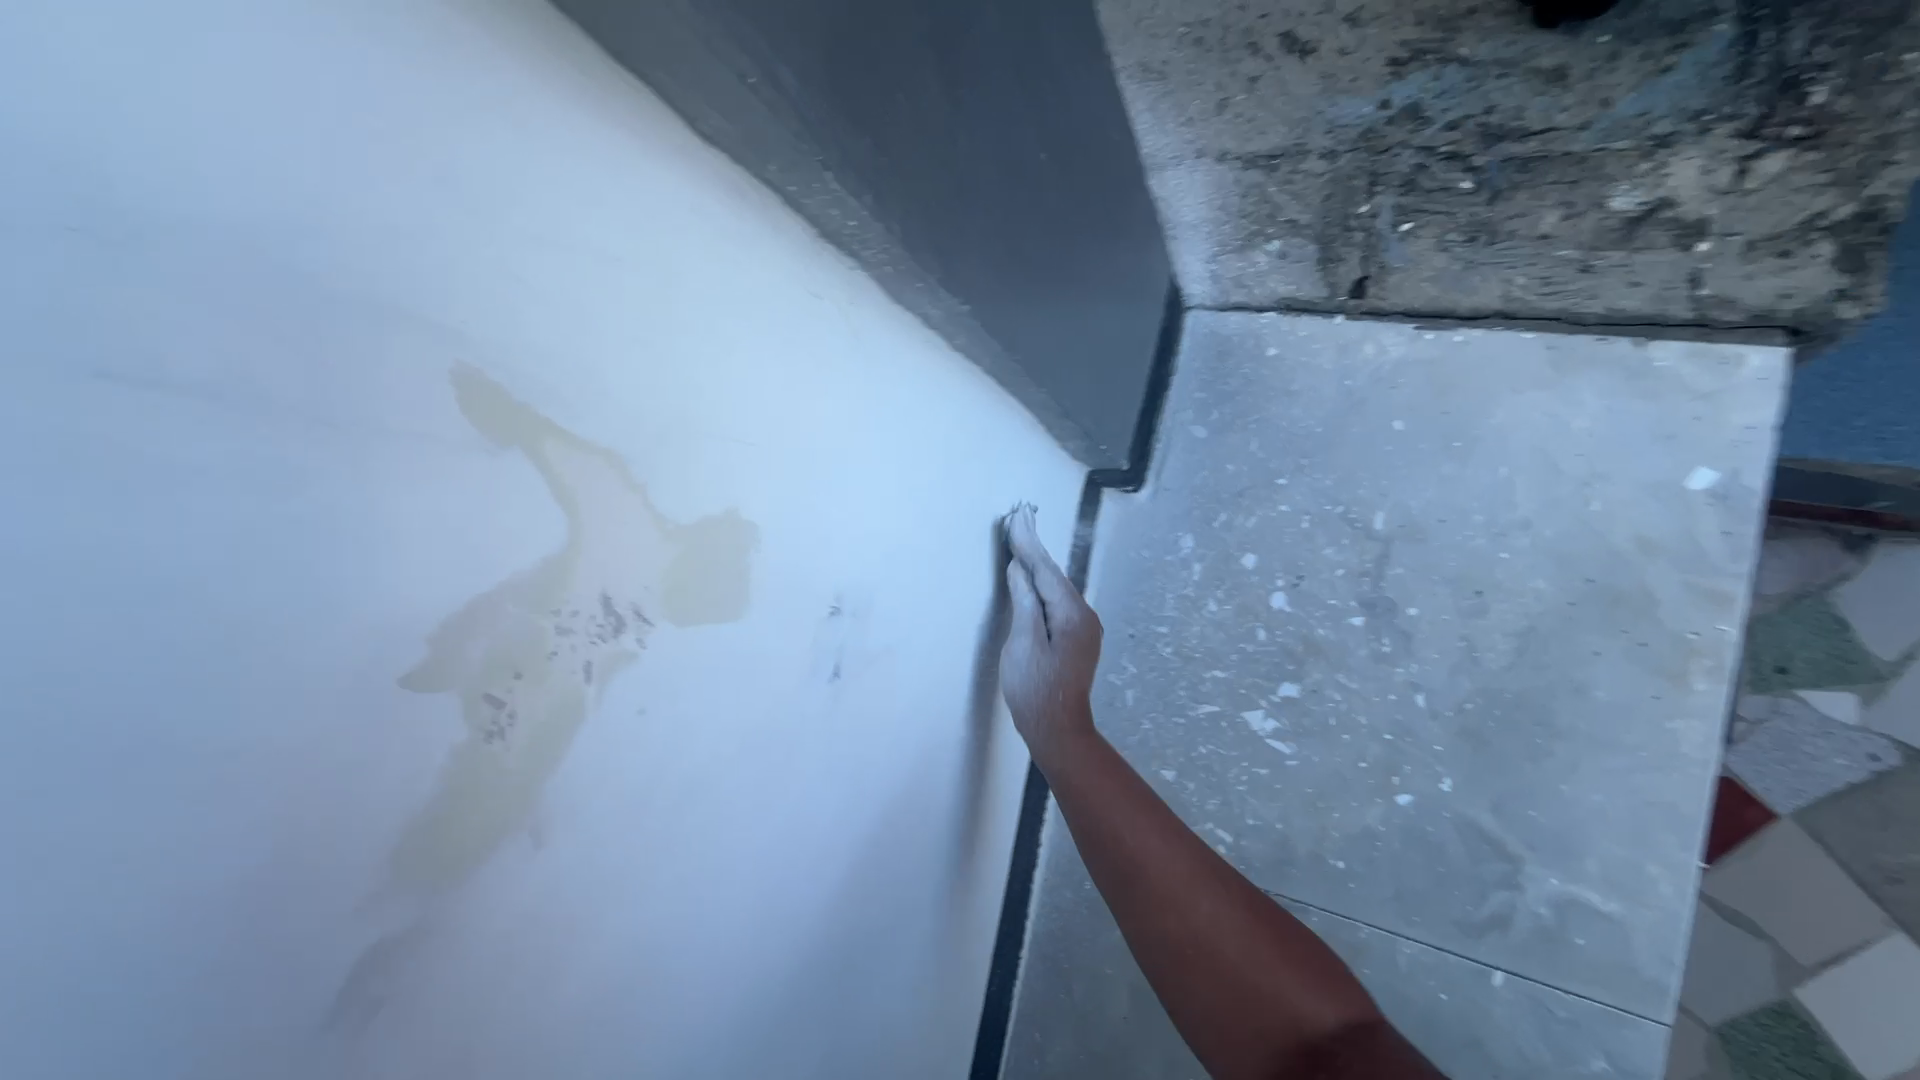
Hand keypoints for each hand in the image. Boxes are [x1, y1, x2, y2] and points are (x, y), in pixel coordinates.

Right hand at [1001, 504, 1102, 767]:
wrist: (1058, 729)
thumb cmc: (1034, 690)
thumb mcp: (1022, 644)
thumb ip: (1024, 602)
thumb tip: (1020, 569)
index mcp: (1071, 614)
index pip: (1045, 570)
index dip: (1028, 543)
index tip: (1017, 516)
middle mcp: (1084, 615)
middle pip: (1054, 575)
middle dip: (1034, 547)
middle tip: (1019, 516)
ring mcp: (1084, 627)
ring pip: (1056, 587)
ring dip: (1038, 564)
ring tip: (1022, 538)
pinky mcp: (1077, 638)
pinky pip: (1057, 601)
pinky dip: (1043, 585)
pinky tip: (1033, 578)